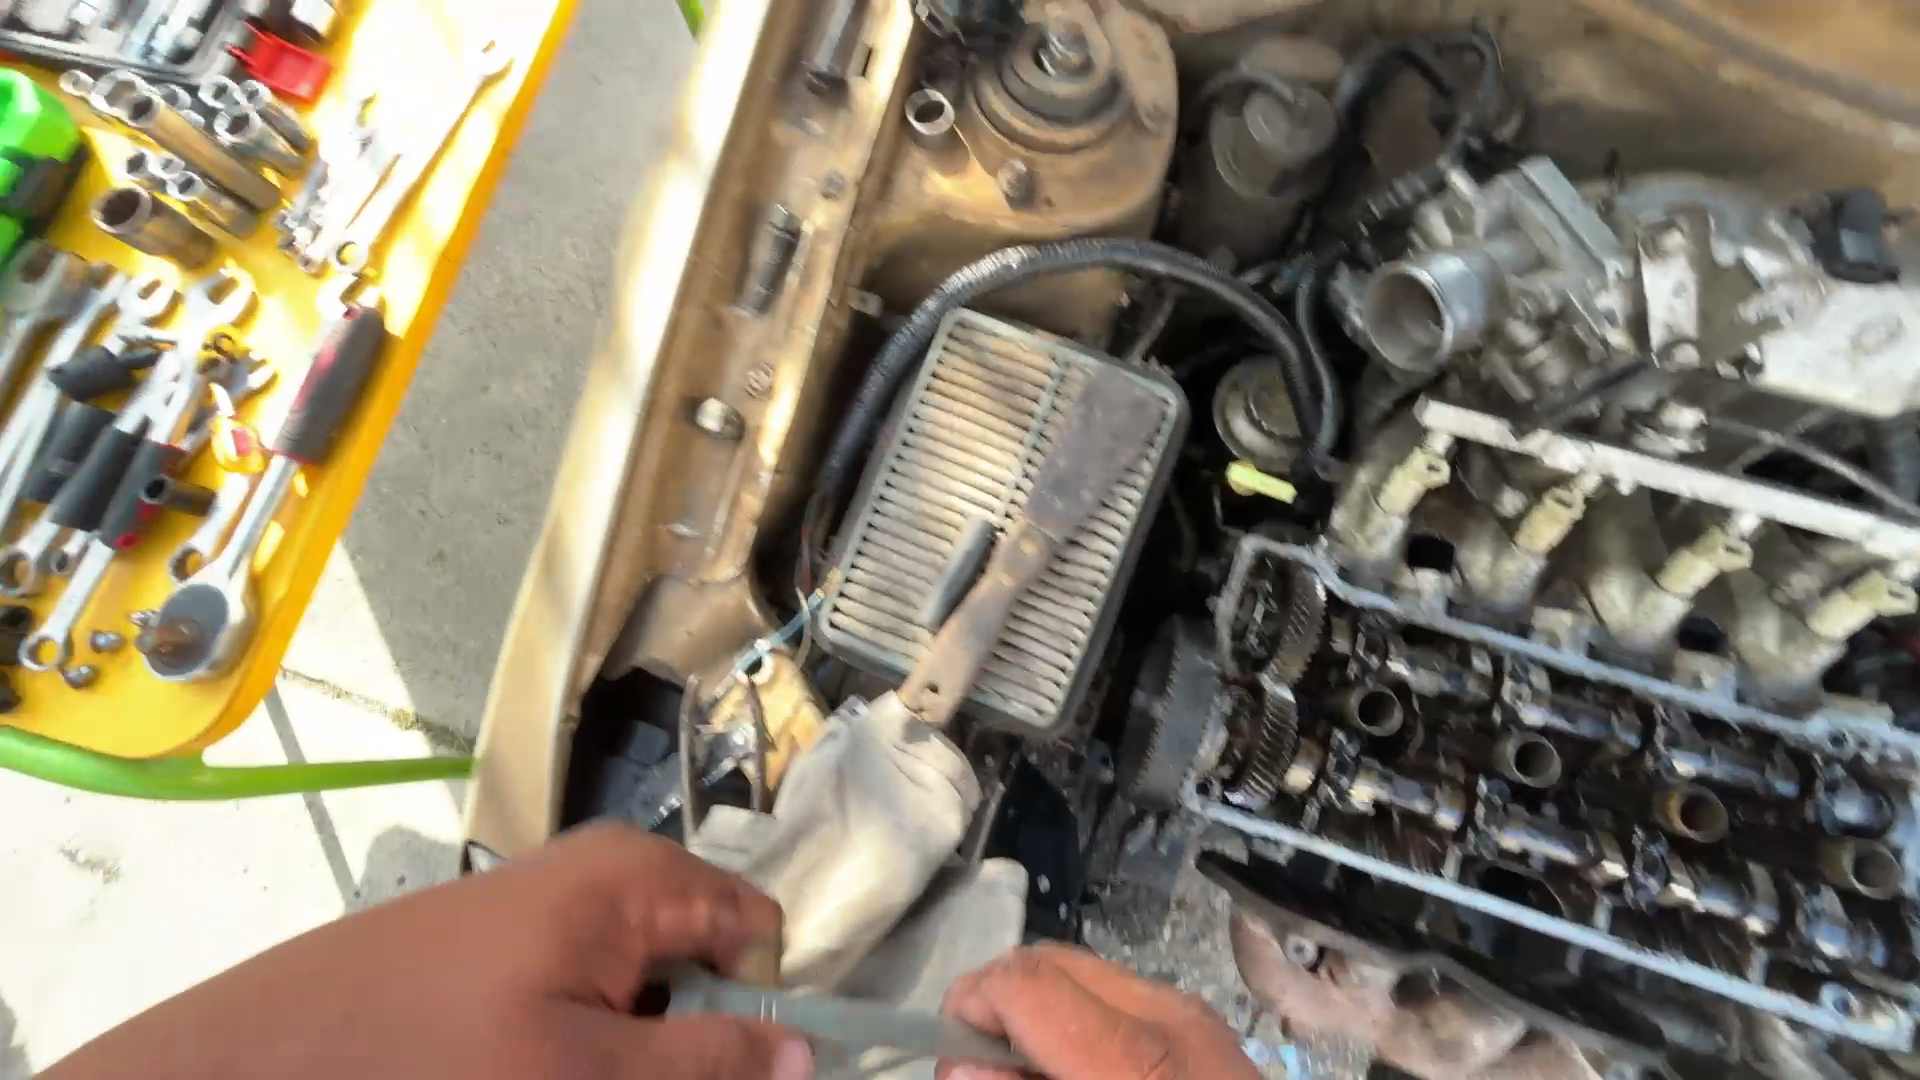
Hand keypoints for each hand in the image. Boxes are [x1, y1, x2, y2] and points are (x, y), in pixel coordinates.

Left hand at [46, 824, 813, 1079]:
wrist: (244, 1066)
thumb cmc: (429, 1059)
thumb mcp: (582, 1076)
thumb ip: (703, 1064)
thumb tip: (807, 1057)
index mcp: (643, 875)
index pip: (757, 928)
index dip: (760, 1003)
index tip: (731, 1073)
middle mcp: (615, 868)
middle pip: (704, 953)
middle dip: (694, 1032)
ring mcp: (566, 894)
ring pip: (650, 977)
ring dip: (642, 1042)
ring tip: (585, 1074)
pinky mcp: (526, 927)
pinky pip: (599, 980)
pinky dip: (596, 1033)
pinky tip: (550, 1066)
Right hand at [937, 945, 1259, 1079]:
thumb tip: (959, 1064)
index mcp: (1137, 1064)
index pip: (1028, 981)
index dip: (972, 1007)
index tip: (950, 1058)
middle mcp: (1172, 1019)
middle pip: (1052, 960)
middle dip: (1001, 1002)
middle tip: (980, 1067)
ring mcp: (1197, 1019)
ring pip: (1084, 972)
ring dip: (1040, 1011)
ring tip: (1030, 1070)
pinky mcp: (1209, 1031)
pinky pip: (1120, 997)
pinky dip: (1080, 1021)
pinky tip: (1081, 1070)